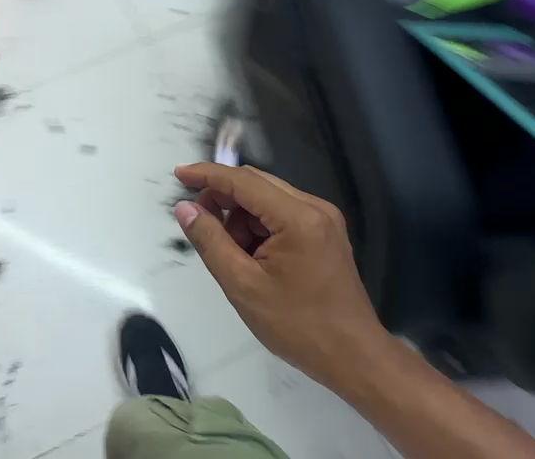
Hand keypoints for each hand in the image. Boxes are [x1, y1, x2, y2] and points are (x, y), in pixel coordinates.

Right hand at [173, 163, 394, 386]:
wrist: (356, 360)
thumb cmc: (298, 325)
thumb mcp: (243, 285)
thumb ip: (210, 240)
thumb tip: (186, 208)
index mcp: (297, 217)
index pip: (243, 181)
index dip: (207, 174)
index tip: (179, 175)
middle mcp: (315, 208)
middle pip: (256, 184)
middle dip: (223, 198)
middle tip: (200, 223)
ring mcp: (324, 220)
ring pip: (267, 199)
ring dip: (241, 217)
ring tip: (233, 255)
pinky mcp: (325, 234)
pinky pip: (282, 214)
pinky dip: (259, 227)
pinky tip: (253, 258)